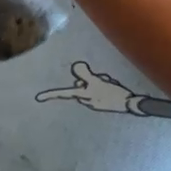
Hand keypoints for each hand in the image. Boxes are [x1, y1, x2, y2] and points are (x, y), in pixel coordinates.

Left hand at [35, 62, 151, 114]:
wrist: (133, 104)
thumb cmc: (113, 94)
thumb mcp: (96, 82)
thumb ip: (83, 74)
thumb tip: (75, 66)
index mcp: (81, 96)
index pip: (62, 93)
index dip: (49, 95)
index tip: (37, 98)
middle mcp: (86, 99)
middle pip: (80, 82)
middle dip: (88, 77)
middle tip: (101, 79)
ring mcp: (95, 100)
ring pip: (90, 83)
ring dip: (98, 80)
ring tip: (109, 83)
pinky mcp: (104, 99)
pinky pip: (100, 87)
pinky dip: (105, 83)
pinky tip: (113, 85)